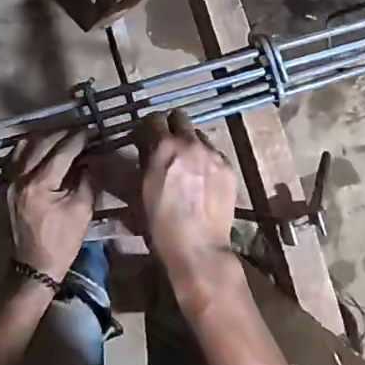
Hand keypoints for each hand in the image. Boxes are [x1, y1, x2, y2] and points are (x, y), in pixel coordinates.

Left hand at [6, 130, 92, 281]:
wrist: (34, 266)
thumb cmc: (62, 241)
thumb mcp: (82, 209)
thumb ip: (86, 178)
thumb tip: (90, 158)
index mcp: (40, 184)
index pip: (62, 151)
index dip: (80, 138)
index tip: (93, 130)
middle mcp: (21, 178)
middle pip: (42, 143)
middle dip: (64, 133)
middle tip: (82, 131)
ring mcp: (11, 182)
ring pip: (26, 146)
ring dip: (46, 137)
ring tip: (64, 136)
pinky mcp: (9, 187)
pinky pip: (18, 157)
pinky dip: (32, 148)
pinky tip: (45, 148)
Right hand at [137, 112, 239, 300]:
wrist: (198, 247)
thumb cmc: (160, 225)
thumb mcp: (138, 193)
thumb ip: (139, 164)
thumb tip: (136, 151)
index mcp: (163, 147)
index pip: (153, 118)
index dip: (147, 128)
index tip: (143, 139)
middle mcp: (190, 143)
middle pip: (180, 117)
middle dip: (170, 127)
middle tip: (165, 145)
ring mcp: (213, 153)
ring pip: (199, 135)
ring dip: (190, 142)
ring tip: (186, 164)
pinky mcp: (228, 167)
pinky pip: (214, 153)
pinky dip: (206, 159)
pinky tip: (202, 180)